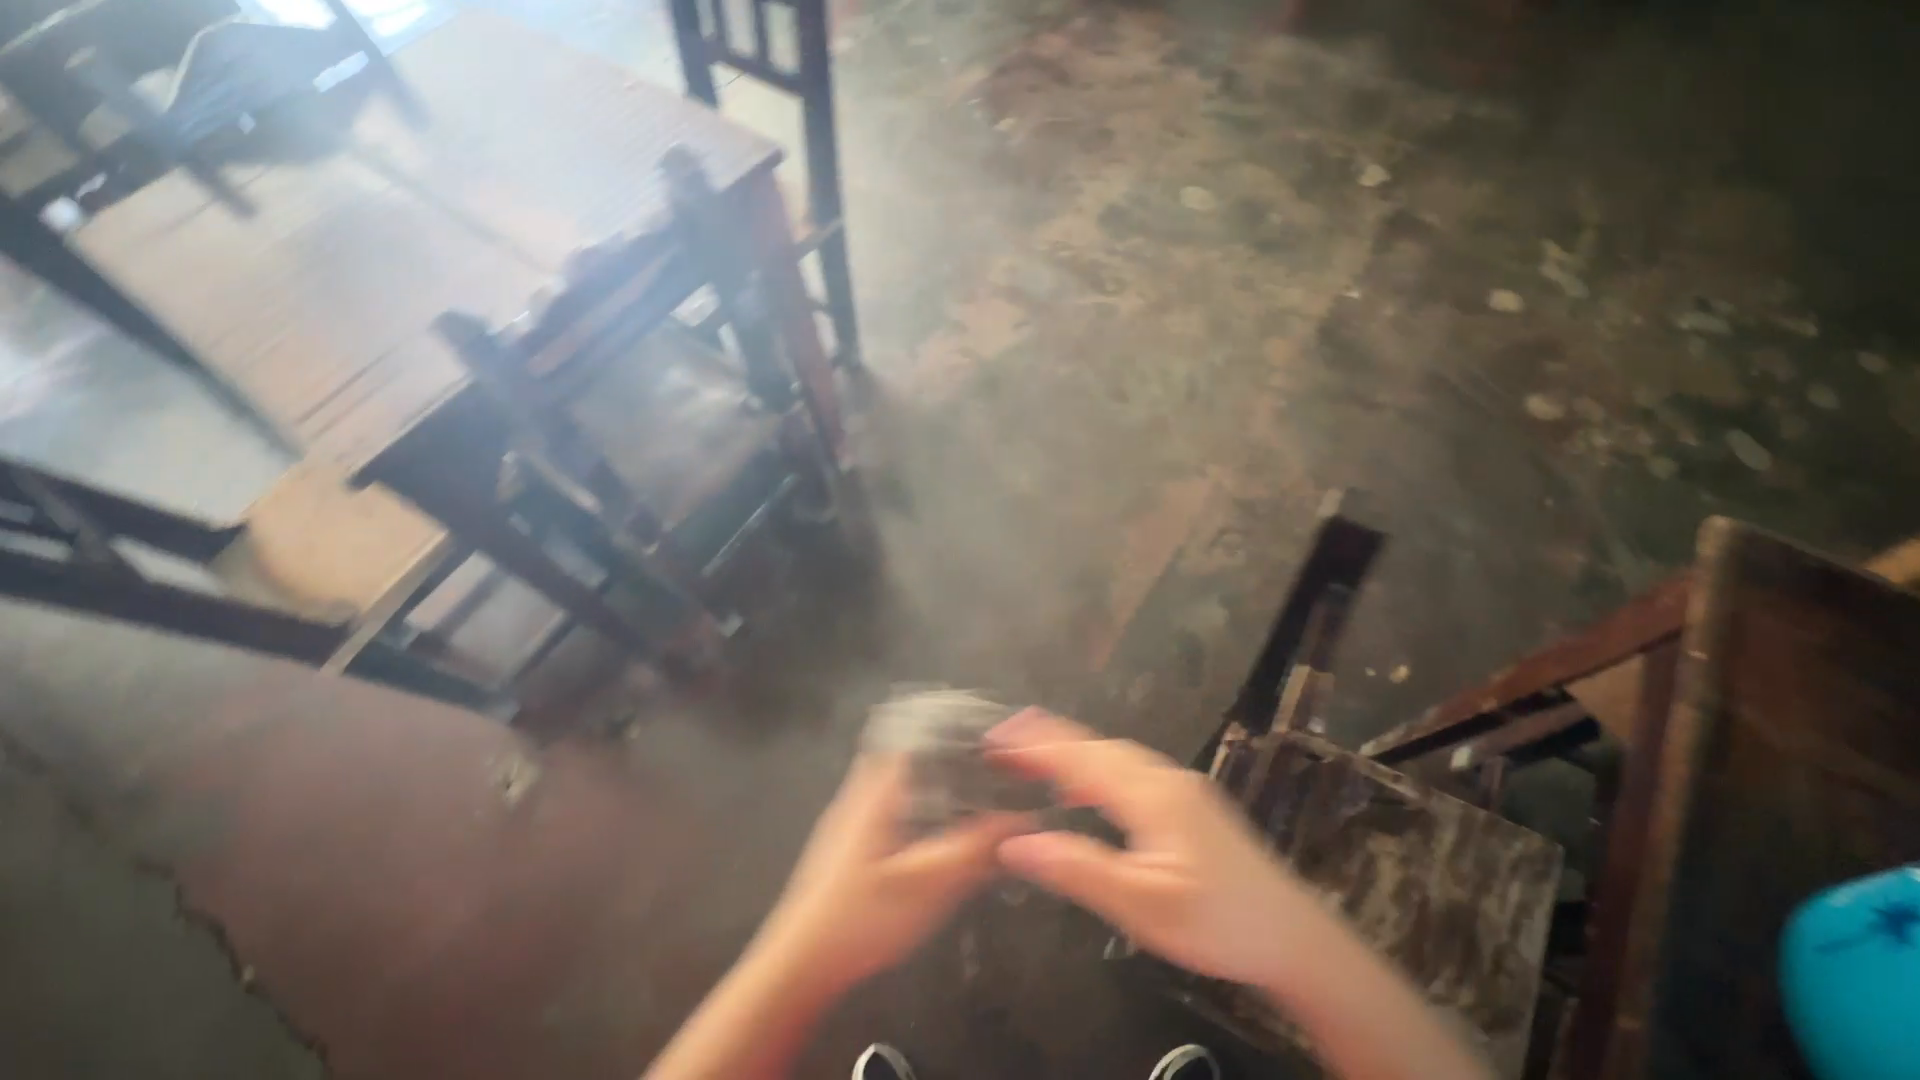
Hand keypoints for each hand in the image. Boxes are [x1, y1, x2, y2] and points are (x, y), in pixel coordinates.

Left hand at [751, 754, 1026, 992]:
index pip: (913, 737)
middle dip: (947, 758)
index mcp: (876, 792)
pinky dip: (921, 813)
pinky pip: (893, 813)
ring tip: (976, 796)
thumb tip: (1022, 820)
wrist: (799, 965)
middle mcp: (859, 797)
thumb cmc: (861, 917)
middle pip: (907, 759)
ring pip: (899, 788)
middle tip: (991, 767)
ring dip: (934, 787)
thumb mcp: (925, 884)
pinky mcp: (849, 850)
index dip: (950, 728)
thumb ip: (973, 849)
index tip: (989, 733)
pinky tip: (940, 837)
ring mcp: (850, 824)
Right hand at [987, 709, 1327, 986]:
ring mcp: (1184, 790)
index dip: (1037, 744)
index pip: (1082, 757)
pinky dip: (1098, 767)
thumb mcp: (1141, 904)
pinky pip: (1133, 771)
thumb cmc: (1217, 923)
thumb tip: (1014, 844)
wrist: (1295, 938)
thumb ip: (1078, 869)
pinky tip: (1088, 787)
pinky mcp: (1193, 807)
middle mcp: (1167, 780)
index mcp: (1152, 796)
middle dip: (1050, 739)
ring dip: (1074, 751)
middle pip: (1099, 747)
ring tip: (1034, 755)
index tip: (995, 737)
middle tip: (1004, 742)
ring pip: (1118, 757)